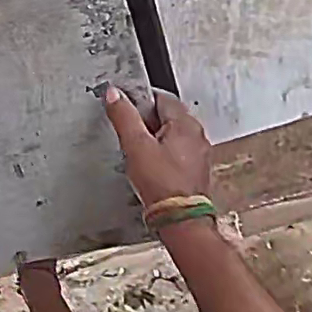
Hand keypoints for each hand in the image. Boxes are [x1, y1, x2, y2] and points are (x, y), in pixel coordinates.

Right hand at [103, 86, 211, 206]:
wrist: (178, 217)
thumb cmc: (162, 182)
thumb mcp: (135, 144)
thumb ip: (124, 116)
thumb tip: (114, 94)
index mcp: (186, 124)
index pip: (162, 97)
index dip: (140, 98)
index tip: (125, 104)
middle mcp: (196, 136)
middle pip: (167, 115)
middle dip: (146, 119)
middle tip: (128, 130)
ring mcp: (197, 153)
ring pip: (171, 134)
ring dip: (153, 136)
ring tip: (136, 148)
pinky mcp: (193, 169)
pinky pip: (175, 151)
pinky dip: (161, 151)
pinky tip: (149, 164)